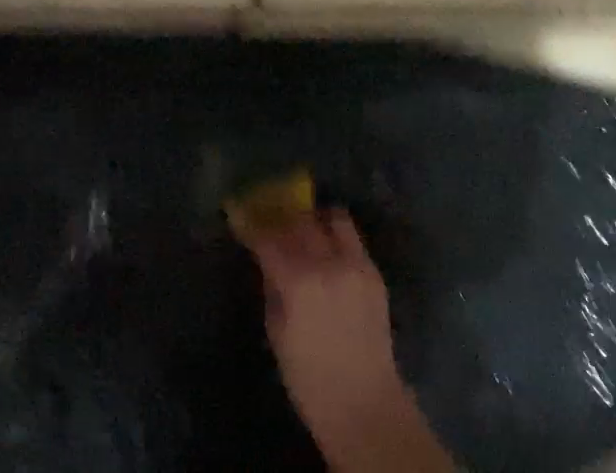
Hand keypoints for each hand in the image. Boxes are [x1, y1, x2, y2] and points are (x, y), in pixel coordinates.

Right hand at [236, 210, 454, 472]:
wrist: (362, 400)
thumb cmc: (308, 378)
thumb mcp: (277, 333)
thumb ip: (272, 289)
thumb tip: (268, 262)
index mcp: (298, 282)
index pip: (269, 240)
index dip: (252, 226)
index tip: (241, 215)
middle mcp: (328, 264)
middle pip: (302, 222)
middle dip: (284, 218)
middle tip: (273, 218)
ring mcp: (356, 265)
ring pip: (335, 220)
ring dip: (316, 219)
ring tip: (305, 227)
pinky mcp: (374, 272)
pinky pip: (353, 240)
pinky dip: (337, 236)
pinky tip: (327, 247)